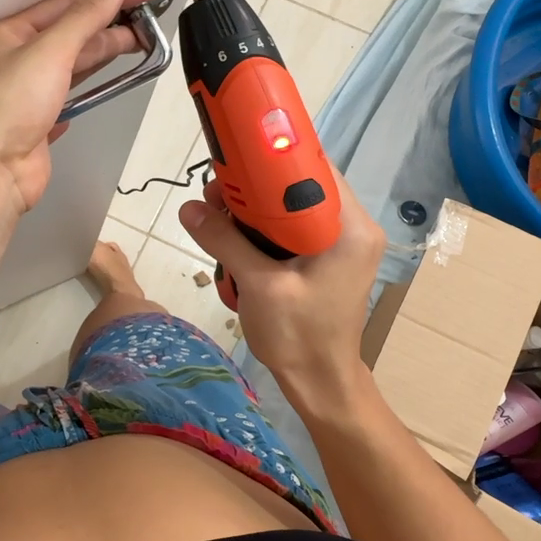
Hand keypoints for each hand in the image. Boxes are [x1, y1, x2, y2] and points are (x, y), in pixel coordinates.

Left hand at [0, 0, 162, 212]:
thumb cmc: (4, 110)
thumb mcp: (49, 51)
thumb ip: (84, 16)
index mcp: (10, 34)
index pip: (65, 2)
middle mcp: (16, 61)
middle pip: (71, 32)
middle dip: (110, 21)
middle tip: (150, 13)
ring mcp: (28, 94)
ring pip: (73, 64)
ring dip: (104, 52)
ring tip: (141, 40)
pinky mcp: (38, 123)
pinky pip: (69, 98)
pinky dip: (89, 89)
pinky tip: (106, 83)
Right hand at [178, 172, 385, 381]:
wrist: (319, 381)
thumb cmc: (299, 334)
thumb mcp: (259, 285)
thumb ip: (225, 241)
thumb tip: (188, 208)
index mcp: (350, 228)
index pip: (315, 169)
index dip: (272, 159)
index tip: (232, 161)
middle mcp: (352, 228)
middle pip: (299, 187)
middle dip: (254, 188)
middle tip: (215, 195)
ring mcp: (339, 244)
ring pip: (290, 208)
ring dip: (252, 212)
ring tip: (217, 218)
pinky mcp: (323, 259)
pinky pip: (289, 230)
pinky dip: (260, 231)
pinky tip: (233, 241)